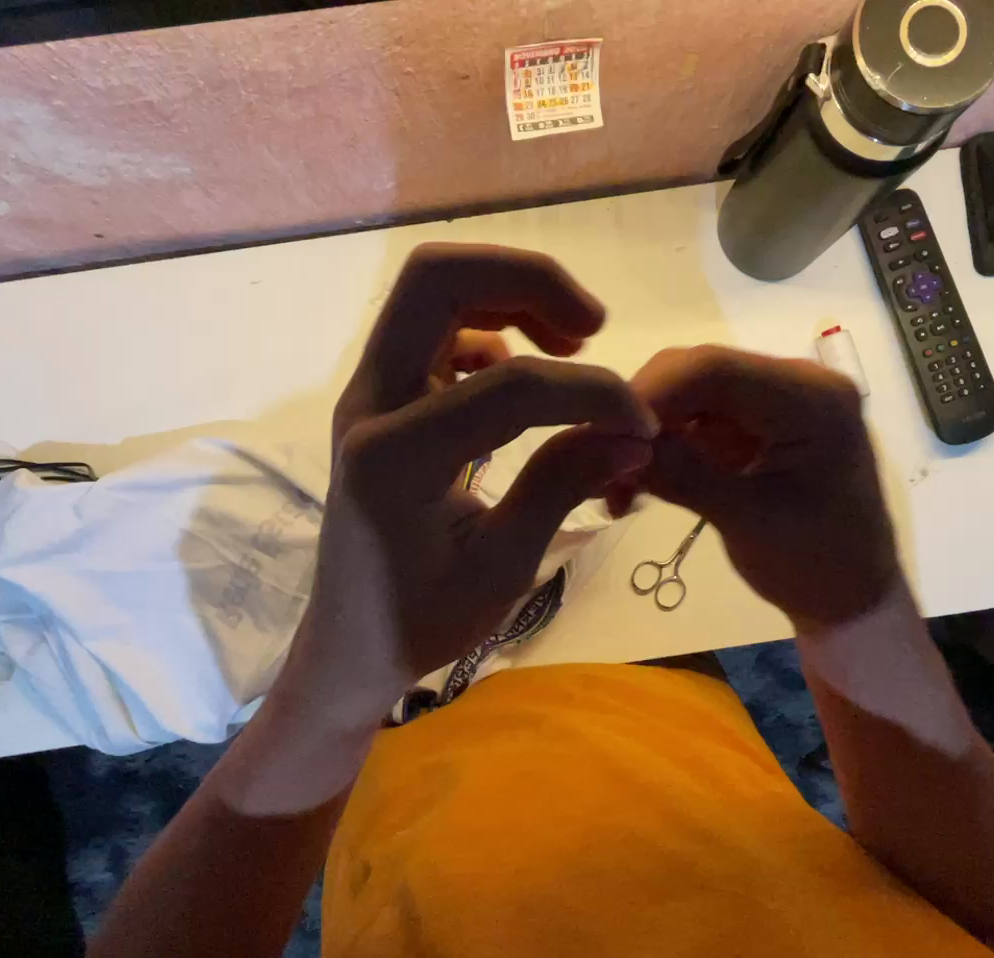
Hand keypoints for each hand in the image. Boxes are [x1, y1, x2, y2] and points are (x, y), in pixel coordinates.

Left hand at [278, 243, 656, 722]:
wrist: (352, 642)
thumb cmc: (423, 620)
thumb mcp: (503, 567)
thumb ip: (562, 486)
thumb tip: (633, 434)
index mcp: (396, 456)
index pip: (509, 386)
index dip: (591, 394)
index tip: (641, 426)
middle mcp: (369, 404)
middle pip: (435, 279)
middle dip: (529, 281)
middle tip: (593, 328)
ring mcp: (368, 395)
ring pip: (431, 292)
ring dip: (508, 293)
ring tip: (573, 341)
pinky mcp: (381, 401)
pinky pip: (430, 329)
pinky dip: (485, 326)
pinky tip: (520, 370)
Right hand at [617, 345, 898, 630]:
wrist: (848, 595)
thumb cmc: (814, 565)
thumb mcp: (747, 521)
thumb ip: (683, 475)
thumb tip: (615, 443)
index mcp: (811, 399)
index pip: (715, 369)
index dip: (651, 394)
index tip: (602, 436)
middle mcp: (793, 383)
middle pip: (696, 374)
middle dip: (643, 417)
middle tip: (602, 467)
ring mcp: (771, 403)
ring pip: (686, 396)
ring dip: (646, 438)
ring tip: (615, 489)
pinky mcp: (753, 425)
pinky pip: (694, 421)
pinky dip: (662, 451)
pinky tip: (637, 486)